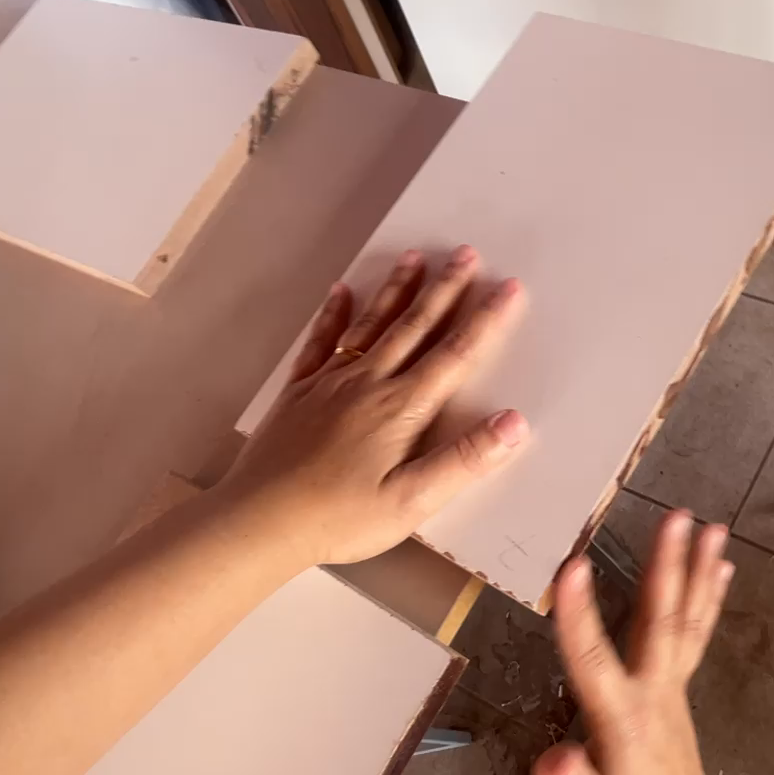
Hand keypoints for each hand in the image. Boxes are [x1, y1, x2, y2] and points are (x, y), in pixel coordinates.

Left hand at [213, 247, 528, 567]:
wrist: (259, 522)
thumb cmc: (342, 517)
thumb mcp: (413, 499)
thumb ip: (464, 459)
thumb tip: (514, 423)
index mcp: (401, 408)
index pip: (455, 355)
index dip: (485, 320)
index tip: (508, 287)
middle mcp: (368, 383)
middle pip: (414, 327)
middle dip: (445, 289)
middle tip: (466, 252)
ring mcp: (329, 383)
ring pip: (372, 325)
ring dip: (397, 290)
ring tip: (416, 257)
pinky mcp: (300, 393)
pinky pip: (321, 342)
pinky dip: (334, 314)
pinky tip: (341, 292)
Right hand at [533, 510, 734, 774]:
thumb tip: (551, 762)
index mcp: (622, 715)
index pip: (594, 658)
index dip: (580, 614)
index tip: (571, 565)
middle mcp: (654, 686)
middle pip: (661, 619)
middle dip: (668, 565)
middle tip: (678, 517)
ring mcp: (674, 680)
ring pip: (687, 617)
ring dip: (698, 569)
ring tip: (711, 525)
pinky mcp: (682, 680)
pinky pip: (699, 632)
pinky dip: (711, 596)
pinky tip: (721, 566)